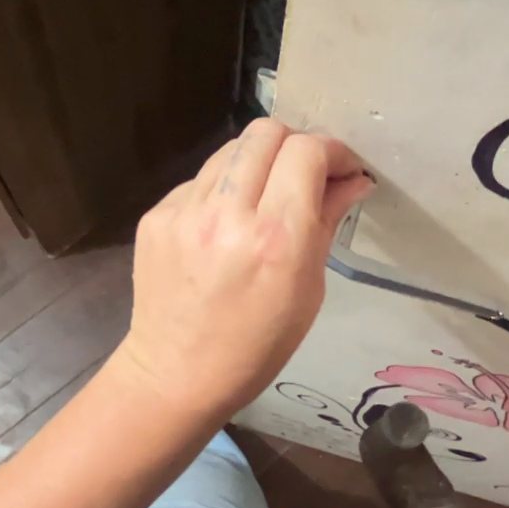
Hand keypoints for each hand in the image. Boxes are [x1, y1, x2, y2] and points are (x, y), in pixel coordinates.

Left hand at [112, 120, 372, 420]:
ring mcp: (184, 212)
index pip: (307, 152)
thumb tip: (352, 181)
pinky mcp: (156, 216)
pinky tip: (225, 225)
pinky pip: (199, 181)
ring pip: (231, 149)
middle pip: (266, 132)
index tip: (340, 169)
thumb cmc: (257, 346)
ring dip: (257, 163)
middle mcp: (227, 214)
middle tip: (304, 175)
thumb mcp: (308, 291)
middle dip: (295, 144)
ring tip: (264, 199)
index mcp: (275, 239)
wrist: (176, 375)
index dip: (332, 151)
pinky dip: (222, 190)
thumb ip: (326, 223)